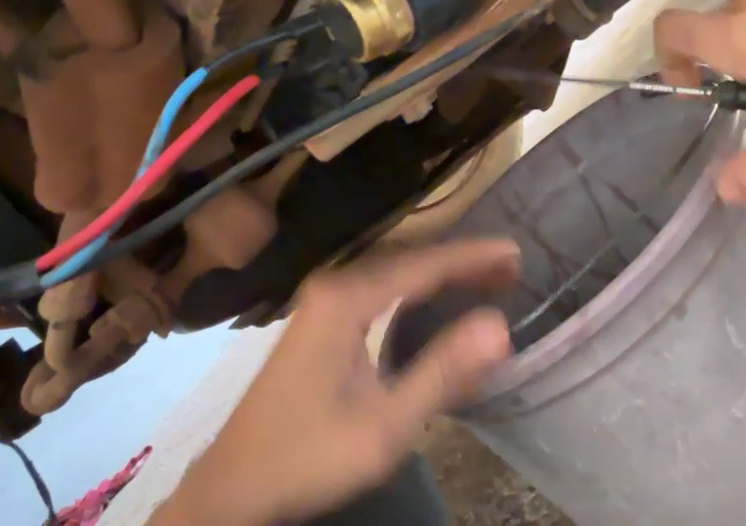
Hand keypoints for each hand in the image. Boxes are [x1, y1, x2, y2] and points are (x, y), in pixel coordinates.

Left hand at [157, 239, 520, 525]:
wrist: (230, 492)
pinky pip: (379, 289)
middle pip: (409, 261)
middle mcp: (333, 287)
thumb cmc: (308, 458)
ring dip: (440, 273)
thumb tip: (501, 326)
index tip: (516, 252)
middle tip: (511, 267)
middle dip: (462, 261)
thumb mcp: (385, 427)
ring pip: (394, 273)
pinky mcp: (318, 322)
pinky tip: (434, 300)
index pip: (423, 264)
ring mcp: (321, 303)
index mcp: (347, 300)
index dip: (473, 256)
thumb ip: (443, 374)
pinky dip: (415, 289)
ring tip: (486, 277)